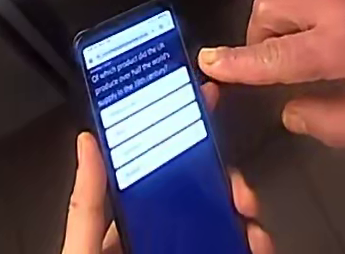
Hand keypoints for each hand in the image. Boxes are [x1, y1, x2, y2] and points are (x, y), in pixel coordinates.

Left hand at [62, 84, 273, 253]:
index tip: (206, 105)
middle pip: (200, 199)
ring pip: (227, 230)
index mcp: (128, 228)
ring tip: (247, 212)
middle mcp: (165, 241)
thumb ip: (88, 206)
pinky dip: (253, 246)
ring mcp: (193, 253)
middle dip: (222, 180)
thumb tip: (88, 139)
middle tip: (234, 178)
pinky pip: (238, 253)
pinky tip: (256, 242)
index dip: (182, 137)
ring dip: (243, 215)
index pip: (157, 171)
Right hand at [197, 0, 344, 149]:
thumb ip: (332, 124)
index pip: (276, 54)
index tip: (208, 61)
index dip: (239, 62)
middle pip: (265, 11)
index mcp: (342, 47)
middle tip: (274, 63)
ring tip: (284, 39)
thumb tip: (287, 112)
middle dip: (257, 38)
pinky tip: (292, 13)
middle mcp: (328, 5)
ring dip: (265, 13)